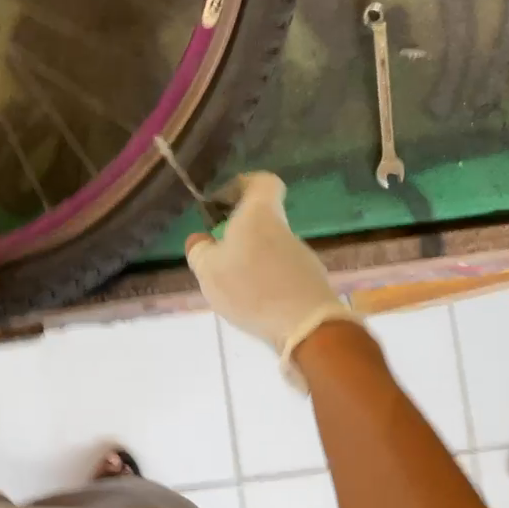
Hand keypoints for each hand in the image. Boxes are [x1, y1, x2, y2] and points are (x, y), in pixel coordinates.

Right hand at [186, 172, 357, 381]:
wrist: (306, 325)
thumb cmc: (251, 288)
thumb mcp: (209, 270)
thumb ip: (199, 250)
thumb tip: (200, 240)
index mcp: (260, 215)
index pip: (261, 182)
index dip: (241, 186)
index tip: (222, 203)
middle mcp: (283, 229)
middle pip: (262, 219)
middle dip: (238, 231)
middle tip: (216, 253)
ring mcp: (300, 255)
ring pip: (269, 248)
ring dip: (250, 260)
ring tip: (231, 286)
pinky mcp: (309, 281)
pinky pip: (280, 272)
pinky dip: (264, 281)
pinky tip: (253, 303)